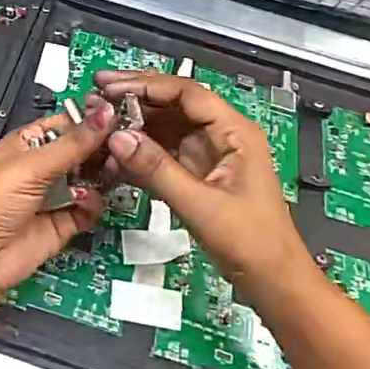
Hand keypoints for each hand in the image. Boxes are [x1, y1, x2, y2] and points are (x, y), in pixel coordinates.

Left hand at [0, 97, 116, 309]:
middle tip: (118, 149)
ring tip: (107, 174)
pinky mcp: (65, 222)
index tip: (119, 117)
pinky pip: (90, 207)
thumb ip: (74, 143)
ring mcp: (55, 194)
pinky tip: (84, 203)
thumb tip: (105, 113)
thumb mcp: (32, 166)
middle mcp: (45, 166)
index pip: (68, 124)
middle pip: (84, 150)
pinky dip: (92, 204)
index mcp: (30, 143)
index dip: (91, 120)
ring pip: (91, 177)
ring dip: (101, 175)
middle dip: (101, 150)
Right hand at [95, 70, 311, 303]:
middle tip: (96, 96)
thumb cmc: (251, 242)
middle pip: (173, 104)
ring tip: (98, 126)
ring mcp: (207, 154)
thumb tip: (118, 137)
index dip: (146, 85)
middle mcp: (220, 135)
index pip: (186, 92)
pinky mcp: (196, 174)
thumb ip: (157, 170)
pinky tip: (113, 157)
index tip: (110, 86)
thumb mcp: (200, 205)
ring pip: (164, 128)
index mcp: (234, 131)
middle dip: (134, 99)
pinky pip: (163, 154)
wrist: (273, 282)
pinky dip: (139, 154)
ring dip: (133, 127)